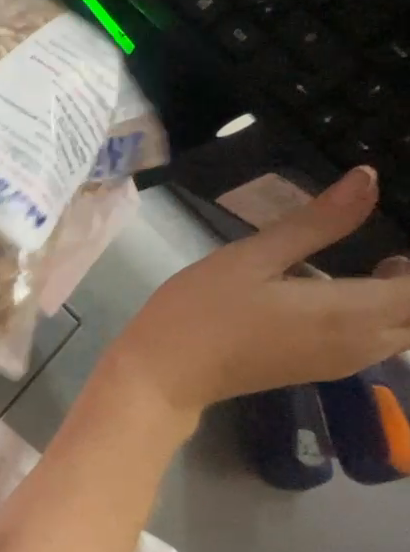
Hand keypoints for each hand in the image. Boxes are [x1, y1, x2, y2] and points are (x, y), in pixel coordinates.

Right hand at [99, 166, 409, 418]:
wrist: (166, 373)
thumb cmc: (201, 311)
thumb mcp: (247, 260)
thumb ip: (314, 224)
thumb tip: (369, 178)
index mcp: (357, 309)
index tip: (388, 245)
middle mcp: (369, 340)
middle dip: (406, 281)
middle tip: (384, 252)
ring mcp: (347, 360)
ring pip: (403, 330)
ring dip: (395, 300)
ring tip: (368, 269)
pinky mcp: (323, 368)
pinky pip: (377, 342)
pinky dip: (375, 317)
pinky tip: (328, 300)